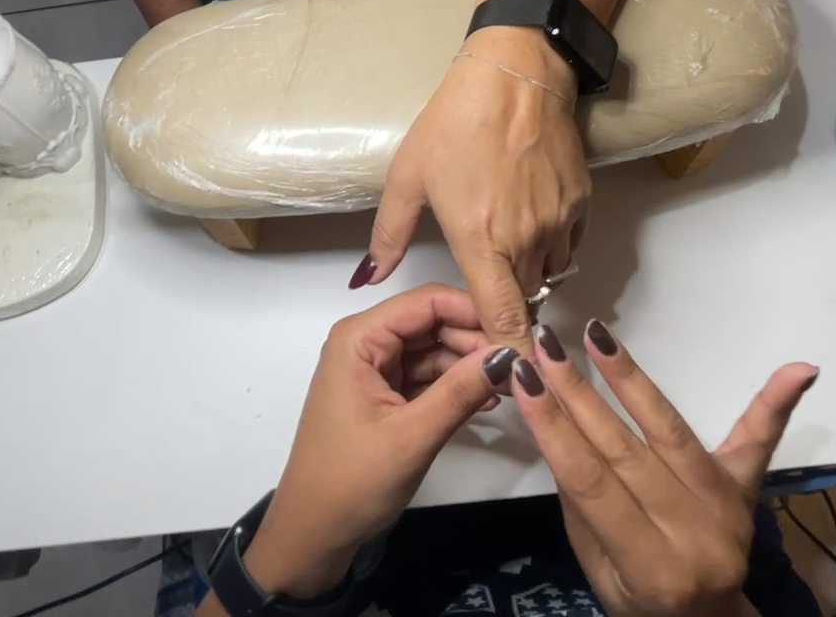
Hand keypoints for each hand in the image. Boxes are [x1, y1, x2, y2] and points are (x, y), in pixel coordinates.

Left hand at [243, 285, 517, 597]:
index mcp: (360, 337)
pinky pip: (427, 375)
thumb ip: (459, 391)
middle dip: (475, 339)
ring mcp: (375, 368)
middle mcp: (366, 341)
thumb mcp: (411, 437)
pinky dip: (455, 385)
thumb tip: (508, 354)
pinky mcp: (385, 392)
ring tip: (511, 384)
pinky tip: (488, 398)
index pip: (426, 301)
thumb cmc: (350, 483)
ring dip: (470, 364)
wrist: (314, 535)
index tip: (518, 328)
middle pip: (432, 321)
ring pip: (434, 348)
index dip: (473, 308)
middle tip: (521, 363)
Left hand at [362, 26, 588, 353]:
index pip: (502, 320)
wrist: (513, 77)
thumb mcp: (408, 177)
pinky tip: (527, 226)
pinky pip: (569, 246)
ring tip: (503, 252)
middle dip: (506, 308)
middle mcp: (528, 241)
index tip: (499, 367)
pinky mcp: (581, 202)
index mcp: (482, 241)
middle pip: (525, 301)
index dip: (505, 352)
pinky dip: (551, 249)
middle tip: (484, 296)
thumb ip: (390, 235)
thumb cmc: (454, 124)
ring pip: (548, 274)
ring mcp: (559, 221)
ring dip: (527, 277)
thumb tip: (369, 277)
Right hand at [515, 321, 816, 616]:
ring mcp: (729, 508)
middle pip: (624, 449)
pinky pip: (758, 442)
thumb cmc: (637, 602)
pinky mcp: (748, 489)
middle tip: (543, 346)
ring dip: (629, 377)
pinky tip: (800, 369)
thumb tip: (555, 417)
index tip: (523, 376)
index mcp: (654, 568)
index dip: (553, 426)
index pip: (590, 481)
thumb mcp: (594, 565)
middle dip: (576, 392)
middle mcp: (698, 535)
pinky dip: (776, 403)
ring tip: (596, 335)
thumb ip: (581, 495)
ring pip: (670, 429)